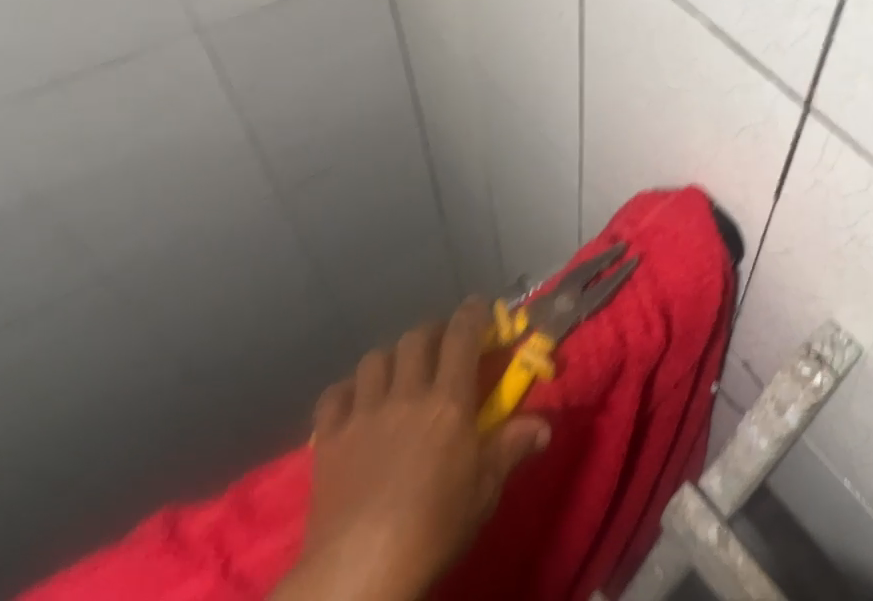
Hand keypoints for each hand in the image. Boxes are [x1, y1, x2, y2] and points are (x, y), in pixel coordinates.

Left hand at [276, 299, 550, 600]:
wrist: (362, 566)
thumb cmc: (436, 526)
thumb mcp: (486, 489)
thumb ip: (513, 448)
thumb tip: (544, 424)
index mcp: (448, 402)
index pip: (461, 338)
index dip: (471, 315)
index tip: (478, 306)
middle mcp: (405, 395)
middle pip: (416, 340)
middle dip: (432, 333)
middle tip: (443, 343)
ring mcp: (362, 414)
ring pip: (374, 360)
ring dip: (392, 358)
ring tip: (400, 371)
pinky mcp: (328, 438)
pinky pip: (334, 394)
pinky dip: (348, 389)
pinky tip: (356, 401)